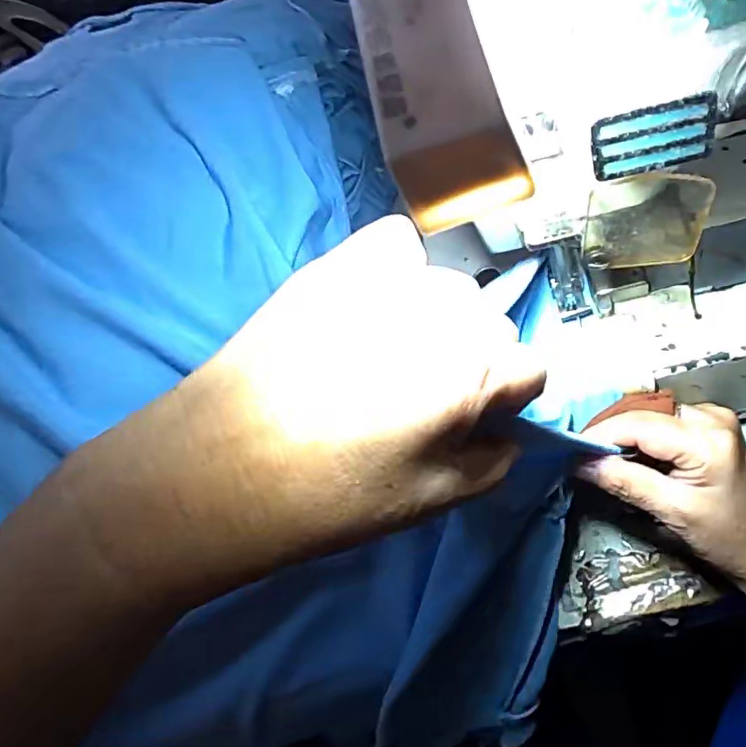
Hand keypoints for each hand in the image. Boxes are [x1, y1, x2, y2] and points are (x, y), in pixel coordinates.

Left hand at [62, 215, 546, 605]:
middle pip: (496, 327)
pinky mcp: (343, 263)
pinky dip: (401, 269)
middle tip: (424, 394)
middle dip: (477, 359)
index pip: (533, 368)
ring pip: (453, 291)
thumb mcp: (430, 501)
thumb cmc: (329, 496)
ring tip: (388, 352)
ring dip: (441, 319)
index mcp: (474, 374)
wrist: (212, 468)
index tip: (475, 418)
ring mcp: (394, 281)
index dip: (509, 398)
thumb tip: (507, 433)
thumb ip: (493, 463)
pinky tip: (372, 305)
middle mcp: (447, 316)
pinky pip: (400, 246)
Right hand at [578, 404, 745, 595]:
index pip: (641, 424)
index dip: (602, 432)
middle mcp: (712, 417)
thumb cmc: (726, 537)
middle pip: (647, 413)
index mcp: (707, 440)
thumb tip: (583, 463)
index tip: (571, 447)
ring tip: (599, 451)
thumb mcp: (672, 512)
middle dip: (611, 430)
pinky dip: (645, 433)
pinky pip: (668, 420)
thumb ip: (627, 482)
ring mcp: (715, 416)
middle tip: (581, 451)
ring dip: (626, 431)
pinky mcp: (713, 422)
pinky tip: (630, 451)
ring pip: (654, 414)